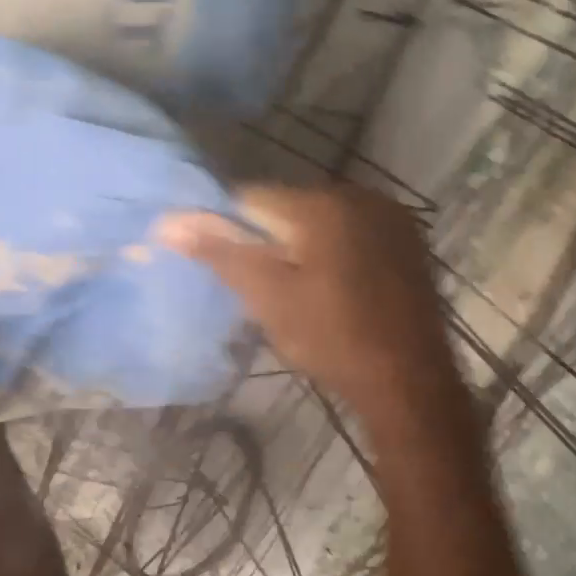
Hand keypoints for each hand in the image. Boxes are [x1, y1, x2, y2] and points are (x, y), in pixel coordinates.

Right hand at [158, 184, 454, 407]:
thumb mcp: (267, 298)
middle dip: (264, 240)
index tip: (221, 267)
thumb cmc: (331, 338)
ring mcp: (390, 218)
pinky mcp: (407, 243)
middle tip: (255, 289)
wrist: (407, 381)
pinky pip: (350, 236)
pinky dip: (330, 256)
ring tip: (290, 295)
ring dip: (298, 249)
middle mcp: (360, 195)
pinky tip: (329, 293)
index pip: (250, 198)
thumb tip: (167, 221)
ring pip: (320, 223)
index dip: (225, 229)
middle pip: (288, 208)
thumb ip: (220, 253)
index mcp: (322, 203)